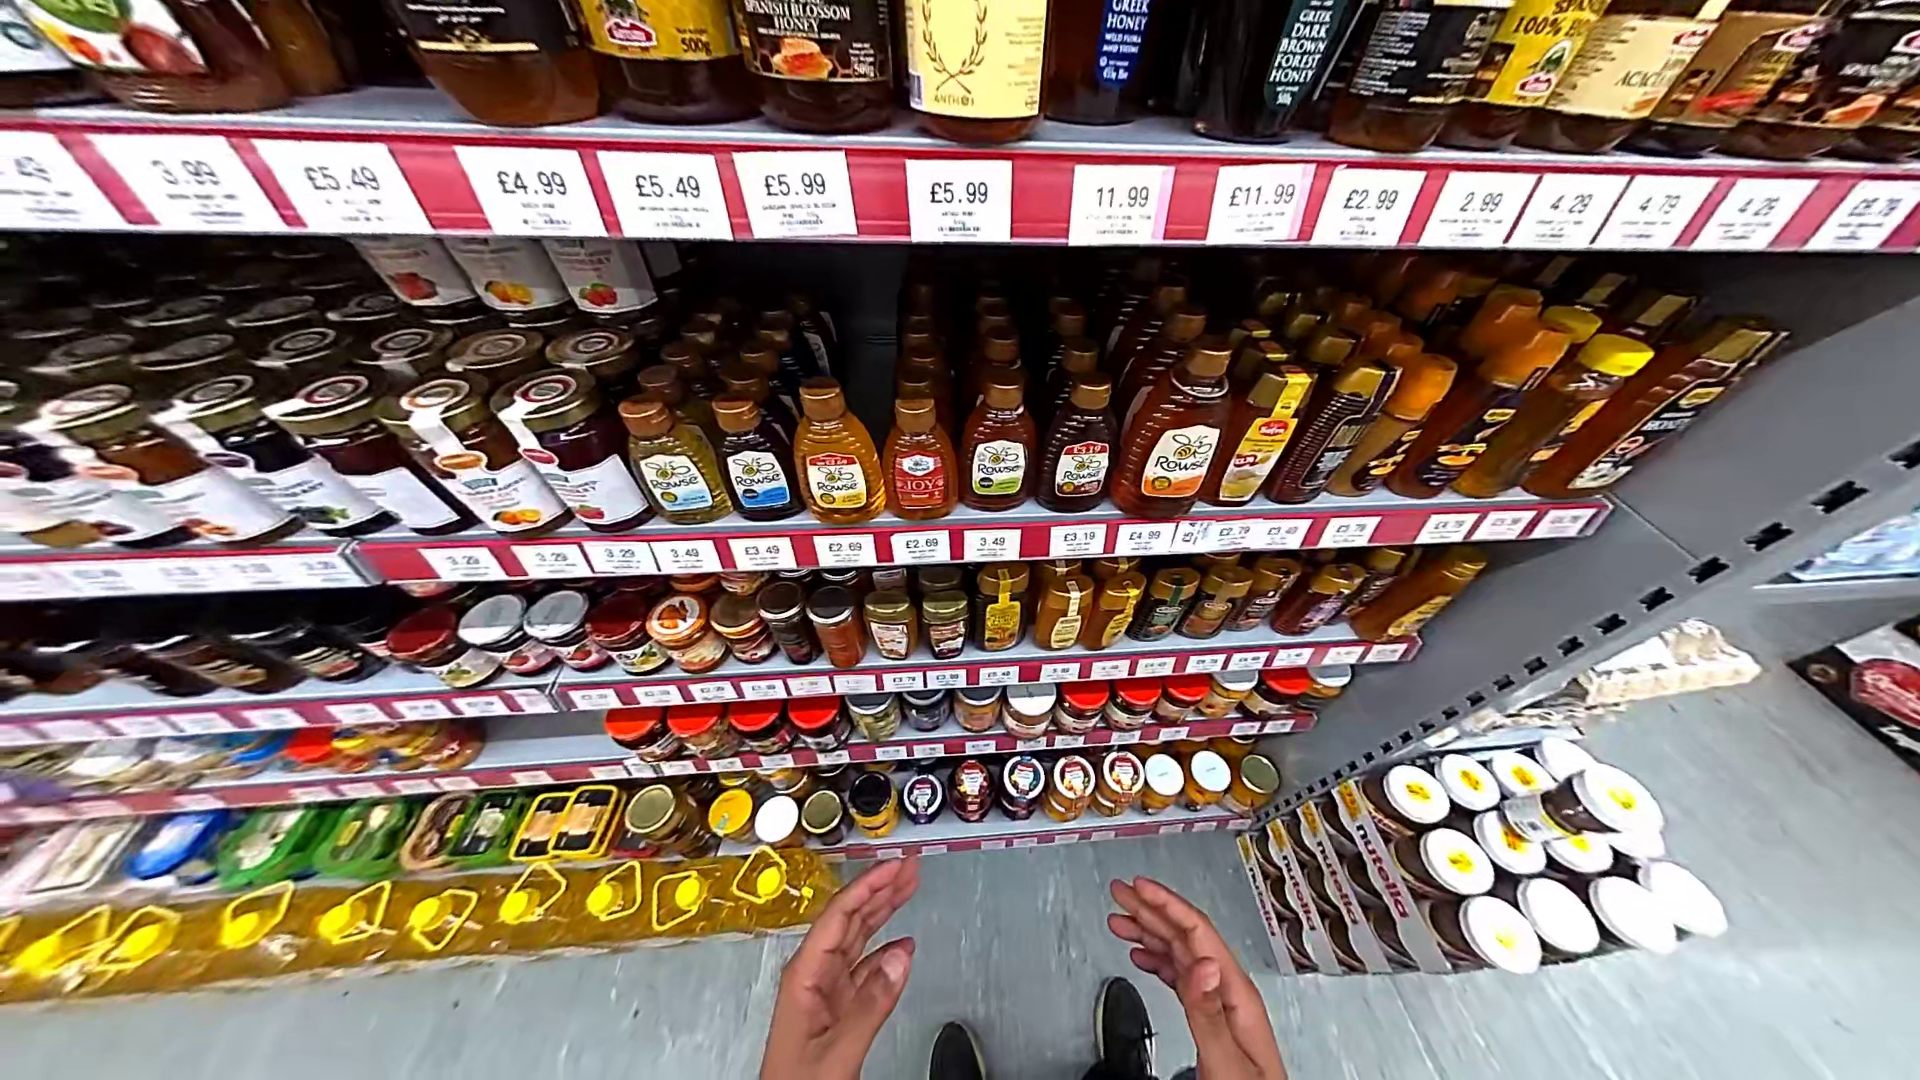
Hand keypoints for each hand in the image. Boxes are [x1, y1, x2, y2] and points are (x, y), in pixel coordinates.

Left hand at [761, 855, 920, 1079]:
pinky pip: (865, 967)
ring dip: (886, 910)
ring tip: (909, 887)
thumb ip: (870, 1004)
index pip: (840, 914)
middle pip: (851, 917)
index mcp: (805, 973)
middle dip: (881, 887)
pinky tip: (903, 943)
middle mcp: (814, 974)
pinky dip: (887, 951)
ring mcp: (826, 990)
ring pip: (860, 936)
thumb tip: (901, 954)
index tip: (894, 866)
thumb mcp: (836, 1052)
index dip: (869, 884)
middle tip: (908, 866)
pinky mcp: (838, 1008)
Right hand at [1108, 876, 1286, 1079]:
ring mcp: (1219, 1002)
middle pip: (1184, 934)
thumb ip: (1210, 1012)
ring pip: (1178, 952)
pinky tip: (1141, 955)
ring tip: (1119, 920)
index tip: (1139, 886)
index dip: (1165, 902)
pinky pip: (1178, 974)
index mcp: (1235, 991)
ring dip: (1147, 931)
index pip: (1197, 930)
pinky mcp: (1210, 1018)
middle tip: (1119, 891)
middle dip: (1149, 908)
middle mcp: (1228, 989)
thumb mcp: (1227, 1063)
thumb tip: (1201, 962)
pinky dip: (1155, 959)